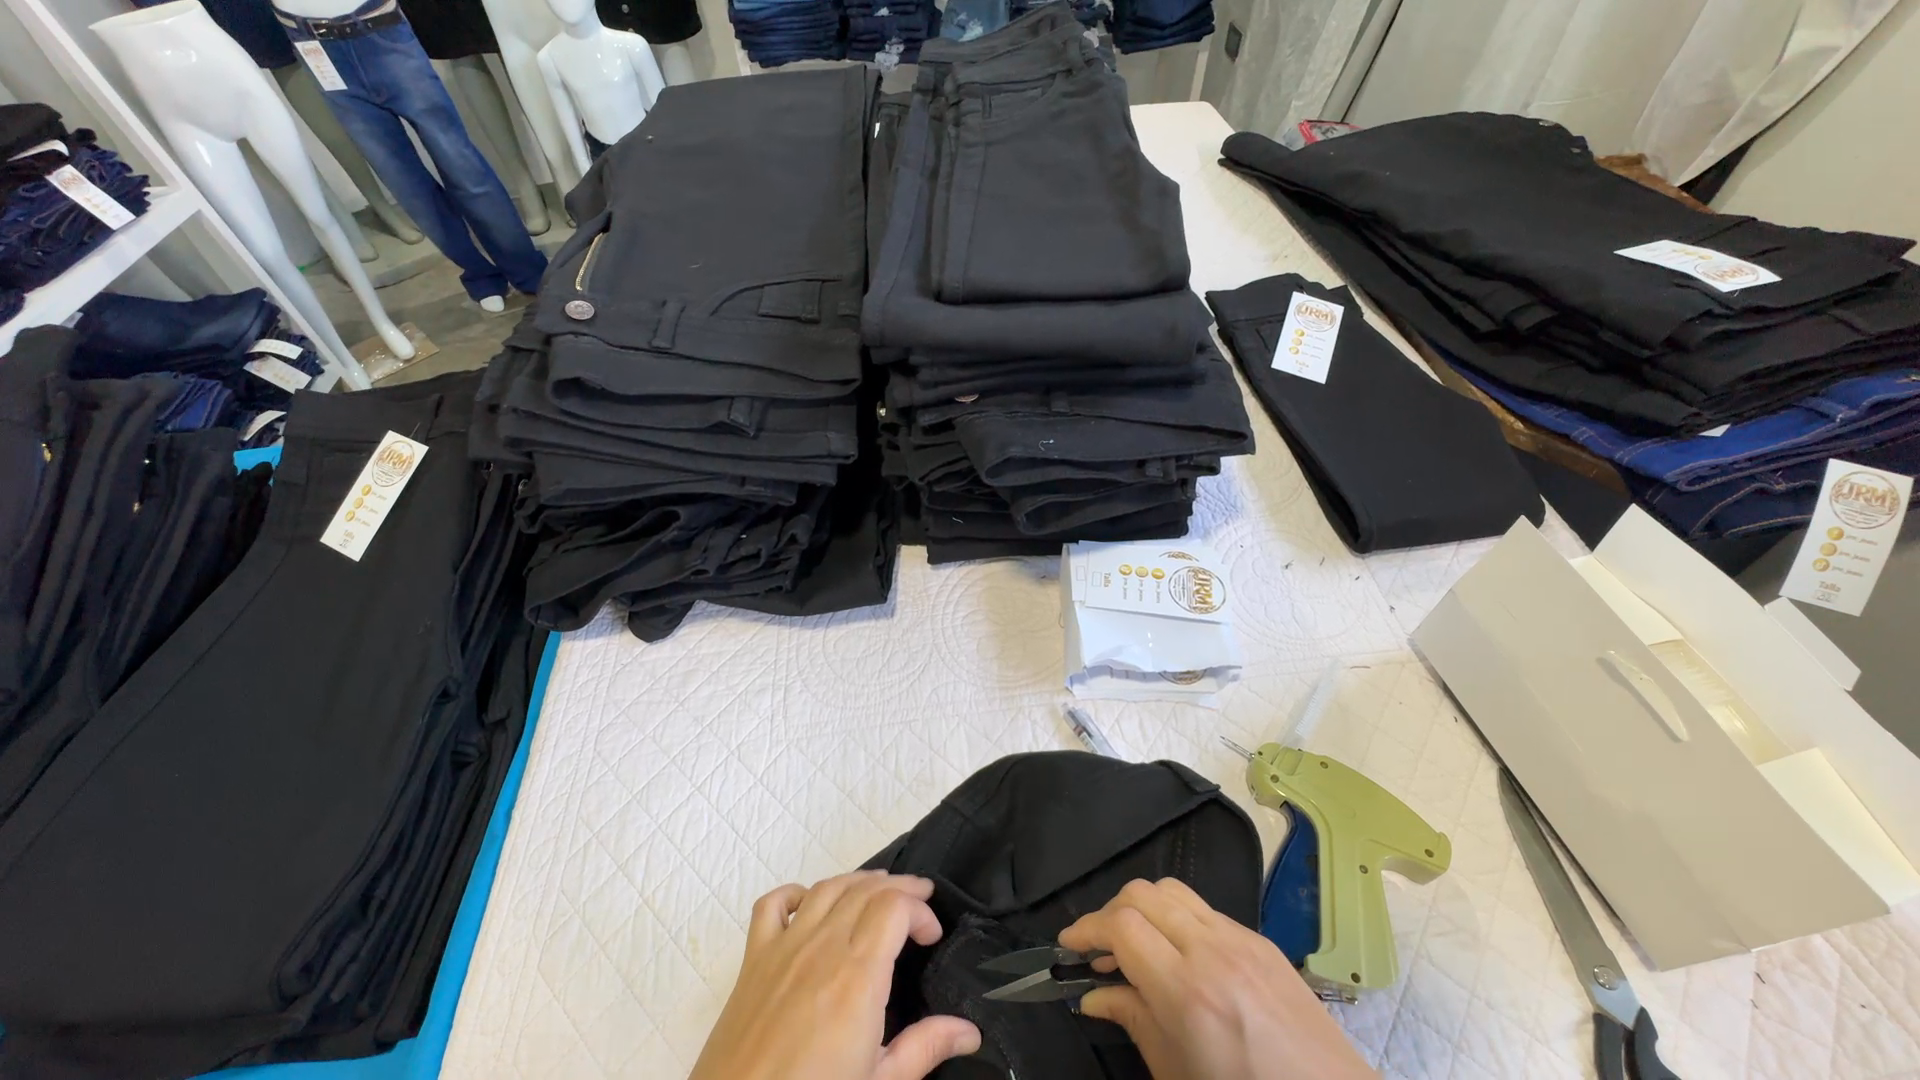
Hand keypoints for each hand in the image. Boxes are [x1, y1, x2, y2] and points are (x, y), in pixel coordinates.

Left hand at [689, 872, 981, 1079]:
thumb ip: (925, 1048)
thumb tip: (969, 1031)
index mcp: (857, 977)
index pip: (894, 906)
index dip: (921, 910)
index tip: (932, 936)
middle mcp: (821, 949)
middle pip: (865, 889)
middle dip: (900, 887)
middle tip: (920, 900)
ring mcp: (783, 949)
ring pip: (826, 888)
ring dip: (858, 881)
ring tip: (880, 891)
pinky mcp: (753, 960)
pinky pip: (772, 905)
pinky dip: (795, 893)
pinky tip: (811, 904)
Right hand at [1059, 878, 1376, 1079]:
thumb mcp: (1175, 1071)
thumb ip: (1132, 1021)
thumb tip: (1093, 995)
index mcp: (1188, 992)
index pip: (1121, 926)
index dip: (1086, 928)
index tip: (1069, 947)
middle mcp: (1213, 951)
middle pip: (1143, 894)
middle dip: (1110, 913)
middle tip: (1097, 948)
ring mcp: (1242, 940)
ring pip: (1174, 891)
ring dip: (1143, 908)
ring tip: (1134, 944)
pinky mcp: (1263, 942)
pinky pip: (1207, 911)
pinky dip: (1178, 919)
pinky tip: (1178, 956)